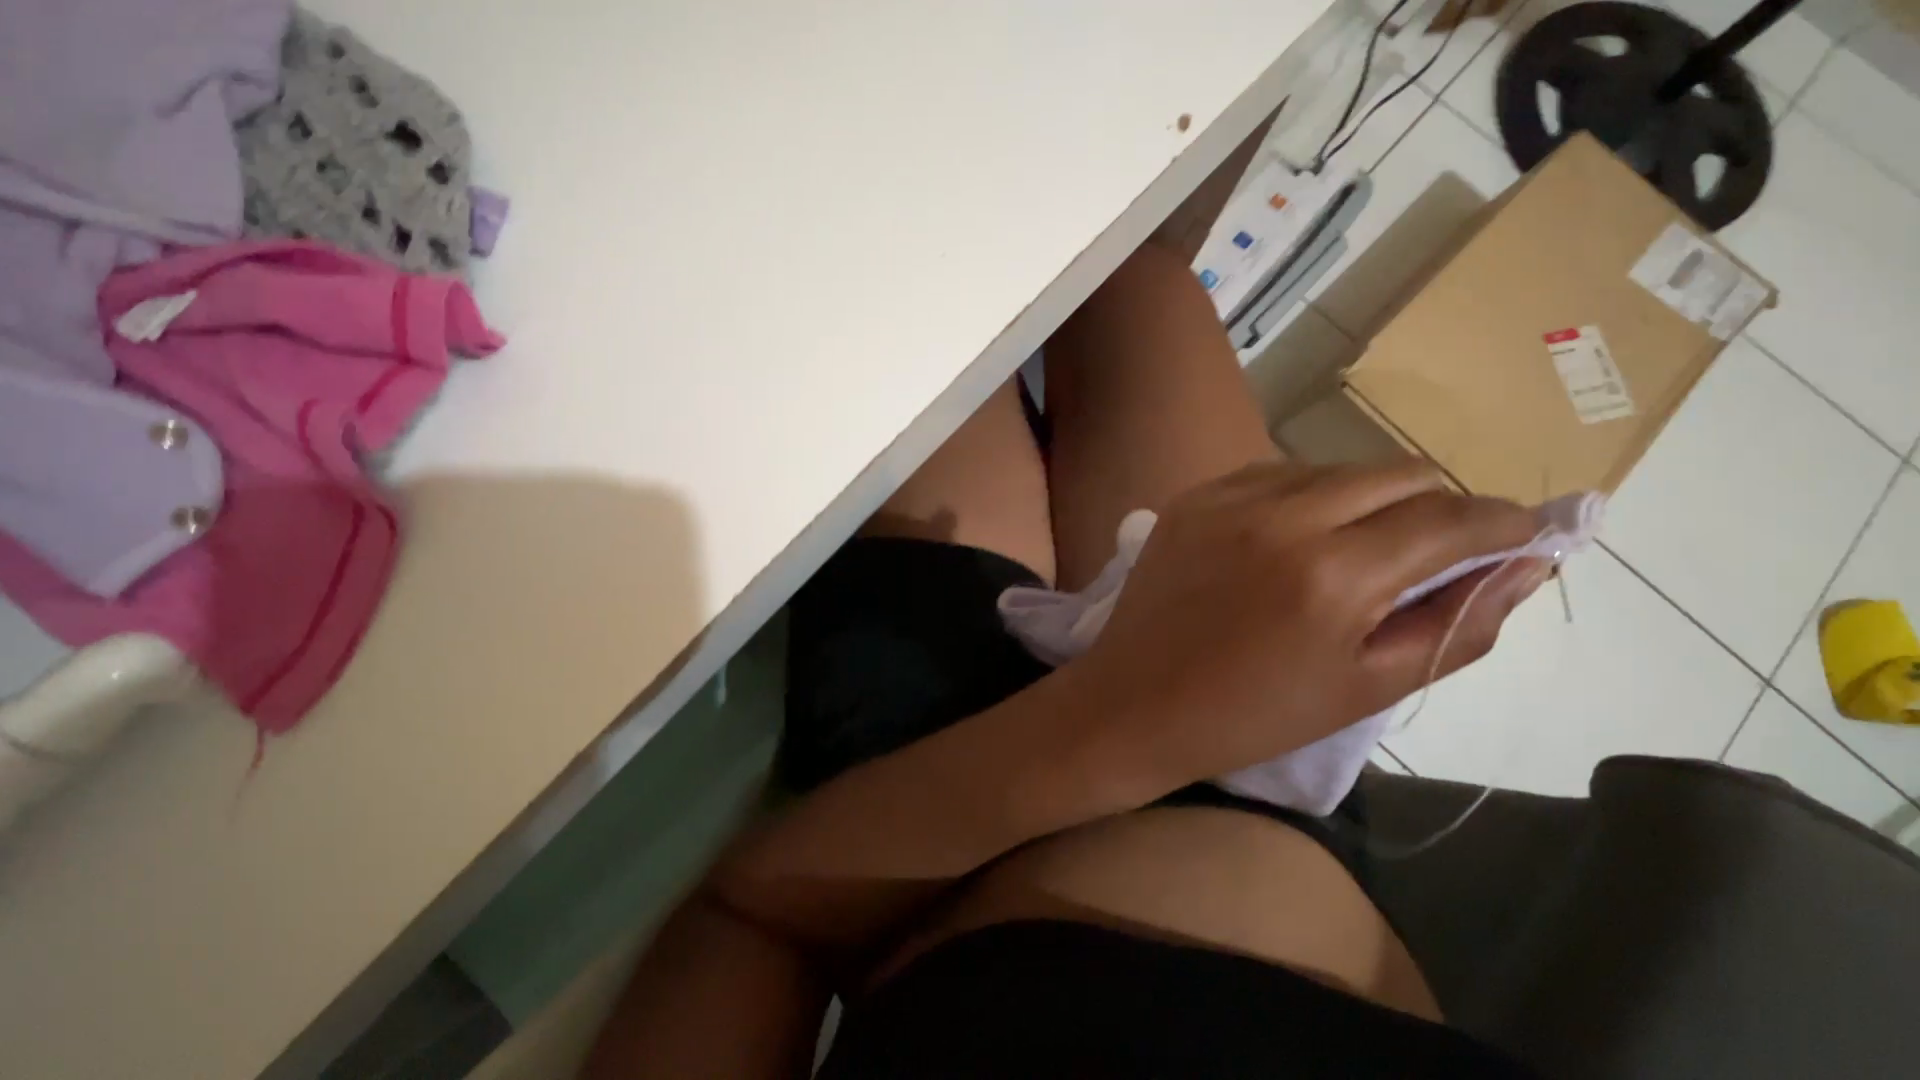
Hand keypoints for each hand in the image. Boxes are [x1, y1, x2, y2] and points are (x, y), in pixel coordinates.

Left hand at [1069, 461, 1550, 796]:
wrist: (1134, 705)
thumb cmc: (1255, 715)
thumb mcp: (1368, 686)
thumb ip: (1457, 623)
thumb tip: (1526, 566)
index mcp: (1334, 573)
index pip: (1449, 519)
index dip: (1503, 523)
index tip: (1529, 533)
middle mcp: (1284, 515)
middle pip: (1400, 475)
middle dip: (1441, 505)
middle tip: (1445, 551)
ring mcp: (1231, 497)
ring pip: (1341, 468)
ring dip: (1376, 499)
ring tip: (1369, 551)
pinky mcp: (1197, 494)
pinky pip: (1282, 473)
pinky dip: (1314, 496)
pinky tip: (1305, 538)